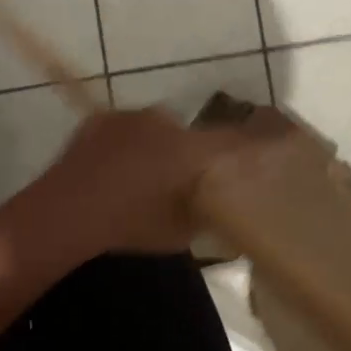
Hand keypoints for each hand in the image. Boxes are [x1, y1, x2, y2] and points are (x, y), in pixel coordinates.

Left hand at [24, 107, 246, 255]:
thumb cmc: (128, 224)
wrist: (67, 207)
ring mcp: (130, 117)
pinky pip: (126, 129)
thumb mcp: (177, 233)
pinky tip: (113, 168)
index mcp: (190, 151)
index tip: (283, 131)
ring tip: (140, 177)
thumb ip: (202, 215)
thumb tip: (212, 210)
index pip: (237, 140)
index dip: (261, 138)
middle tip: (179, 180)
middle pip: (190, 135)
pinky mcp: (102, 118)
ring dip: (155, 146)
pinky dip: (127, 144)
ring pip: (156, 128)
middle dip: (189, 153)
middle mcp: (164, 123)